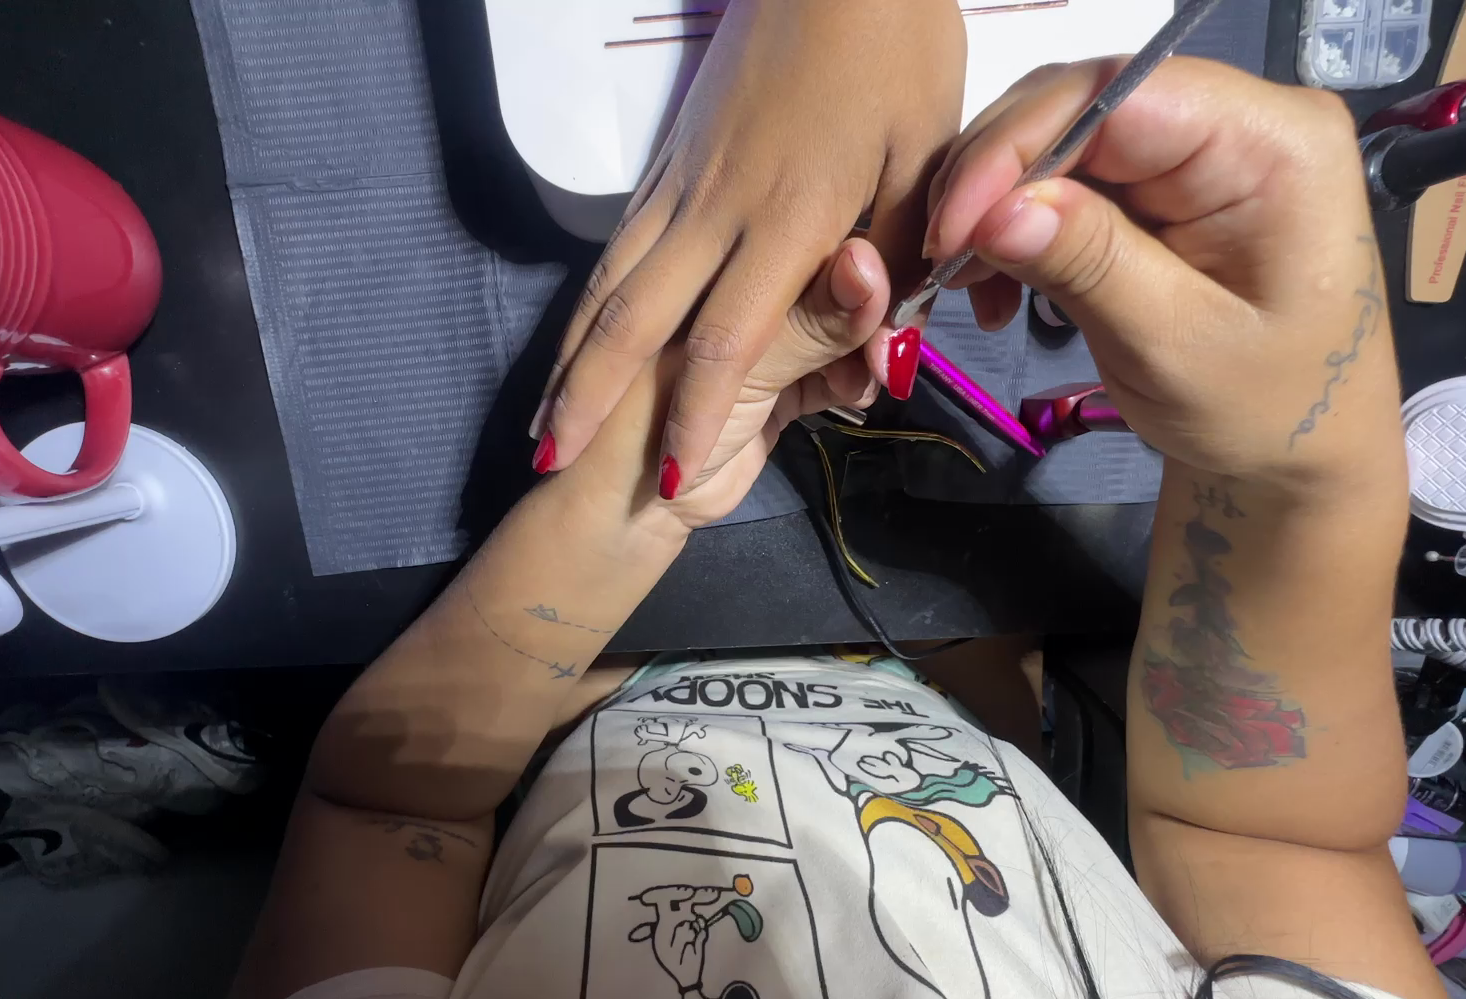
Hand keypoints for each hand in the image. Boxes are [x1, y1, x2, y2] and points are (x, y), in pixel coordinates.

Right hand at [534, 0, 964, 498]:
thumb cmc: (893, 55)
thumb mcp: (922, 163)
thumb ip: (894, 263)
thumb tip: (882, 347)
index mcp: (783, 222)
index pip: (723, 343)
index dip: (694, 419)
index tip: (671, 477)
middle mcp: (712, 214)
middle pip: (631, 320)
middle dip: (586, 399)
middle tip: (550, 460)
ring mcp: (678, 188)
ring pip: (608, 283)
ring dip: (569, 357)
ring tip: (542, 416)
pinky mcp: (664, 167)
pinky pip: (614, 248)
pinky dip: (584, 306)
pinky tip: (571, 341)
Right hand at [917, 58, 1401, 496]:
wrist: (1286, 440)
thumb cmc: (1256, 403)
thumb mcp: (1172, 342)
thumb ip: (1091, 265)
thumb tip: (994, 213)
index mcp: (1265, 143)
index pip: (1115, 96)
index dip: (1014, 149)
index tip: (948, 232)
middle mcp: (1223, 124)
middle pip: (1073, 107)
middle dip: (990, 179)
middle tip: (941, 262)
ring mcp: (1181, 158)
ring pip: (1049, 146)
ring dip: (988, 212)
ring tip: (964, 286)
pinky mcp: (1147, 195)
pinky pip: (1053, 191)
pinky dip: (1004, 235)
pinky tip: (993, 291)